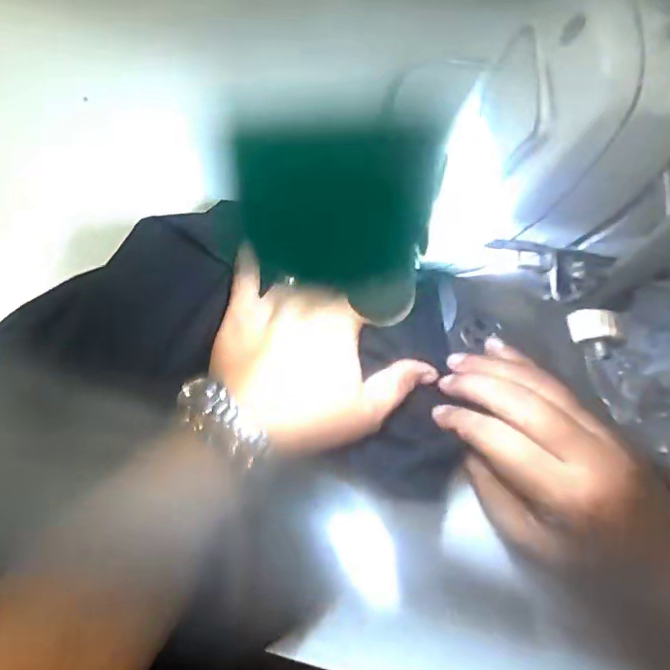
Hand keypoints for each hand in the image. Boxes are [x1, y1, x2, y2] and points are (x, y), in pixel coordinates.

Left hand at [210, 250, 436, 455]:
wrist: (242, 428)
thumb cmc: (309, 419)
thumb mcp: (364, 411)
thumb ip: (397, 383)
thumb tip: (428, 366)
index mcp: (341, 319)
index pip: (368, 295)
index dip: (379, 298)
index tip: (384, 304)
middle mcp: (309, 299)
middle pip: (331, 279)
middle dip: (344, 280)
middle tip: (349, 283)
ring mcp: (273, 300)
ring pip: (295, 273)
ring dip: (308, 267)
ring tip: (315, 260)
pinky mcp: (242, 307)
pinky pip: (247, 272)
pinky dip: (253, 256)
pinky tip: (258, 240)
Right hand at [434, 338, 669, 571]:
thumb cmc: (598, 570)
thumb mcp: (535, 546)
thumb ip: (495, 491)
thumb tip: (467, 443)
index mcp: (567, 493)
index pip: (504, 440)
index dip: (466, 421)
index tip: (436, 411)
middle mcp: (587, 451)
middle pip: (524, 402)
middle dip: (479, 383)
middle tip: (444, 375)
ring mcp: (602, 430)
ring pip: (543, 384)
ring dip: (499, 366)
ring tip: (461, 356)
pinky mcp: (606, 420)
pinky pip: (560, 384)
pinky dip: (527, 364)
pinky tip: (501, 350)